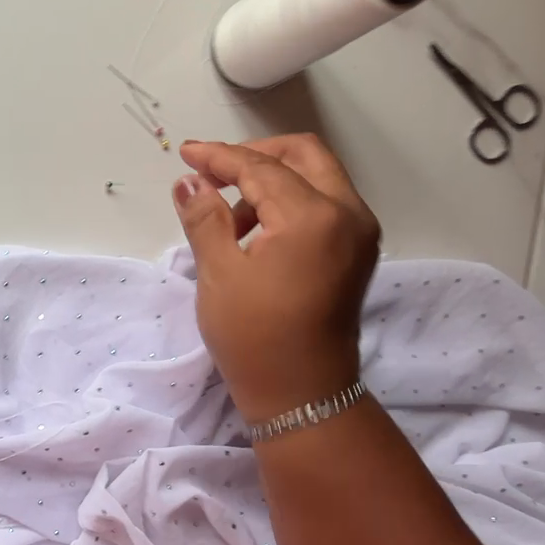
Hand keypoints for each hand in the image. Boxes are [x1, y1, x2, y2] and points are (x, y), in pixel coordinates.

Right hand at [171, 135, 381, 422]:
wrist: (300, 390)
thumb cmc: (253, 334)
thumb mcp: (218, 272)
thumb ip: (205, 217)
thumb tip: (189, 180)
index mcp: (314, 215)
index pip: (262, 168)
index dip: (220, 157)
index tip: (185, 153)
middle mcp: (349, 213)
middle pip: (303, 156)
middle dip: (254, 156)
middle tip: (212, 171)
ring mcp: (359, 233)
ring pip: (317, 178)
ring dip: (271, 181)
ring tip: (227, 215)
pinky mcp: (357, 251)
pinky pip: (325, 205)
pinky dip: (289, 203)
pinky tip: (255, 232)